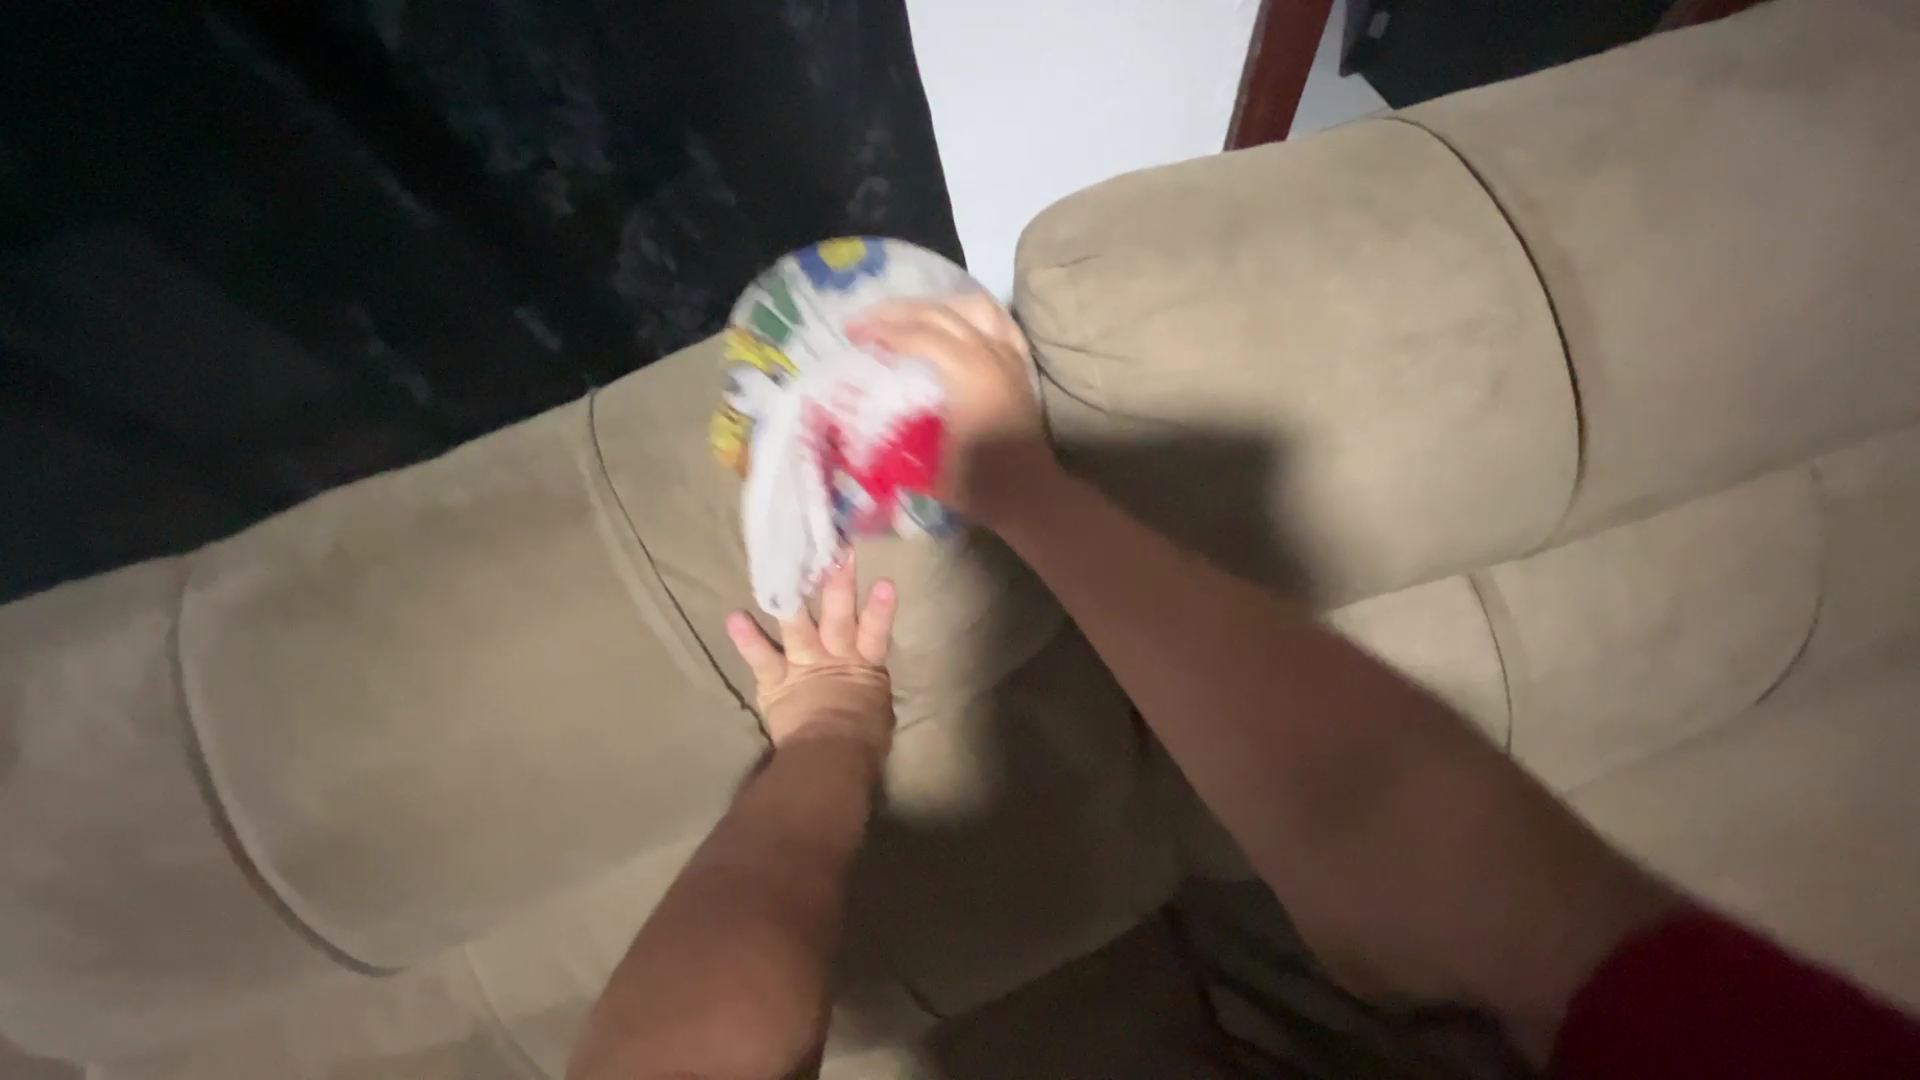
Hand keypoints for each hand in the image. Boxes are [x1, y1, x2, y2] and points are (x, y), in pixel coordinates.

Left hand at [725, 555, 897, 767]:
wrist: (830, 762)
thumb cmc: (862, 743)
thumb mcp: (878, 712)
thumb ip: (872, 691)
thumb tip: (870, 689)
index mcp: (866, 665)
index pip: (877, 631)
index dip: (881, 608)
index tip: (885, 580)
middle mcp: (836, 656)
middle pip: (840, 615)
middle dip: (839, 583)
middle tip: (837, 551)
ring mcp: (803, 665)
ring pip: (799, 626)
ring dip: (793, 598)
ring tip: (781, 567)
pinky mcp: (775, 682)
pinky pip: (761, 657)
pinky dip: (748, 638)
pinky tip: (734, 616)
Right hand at [846, 295, 1057, 522]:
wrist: (1030, 496)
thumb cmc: (978, 484)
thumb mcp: (925, 461)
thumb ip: (897, 430)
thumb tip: (865, 411)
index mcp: (965, 373)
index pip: (915, 335)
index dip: (880, 330)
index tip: (852, 333)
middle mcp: (990, 353)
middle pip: (939, 313)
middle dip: (897, 312)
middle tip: (866, 321)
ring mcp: (1009, 356)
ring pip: (973, 306)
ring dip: (936, 306)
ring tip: (909, 318)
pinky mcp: (1020, 365)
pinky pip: (998, 321)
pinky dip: (971, 315)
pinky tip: (954, 323)